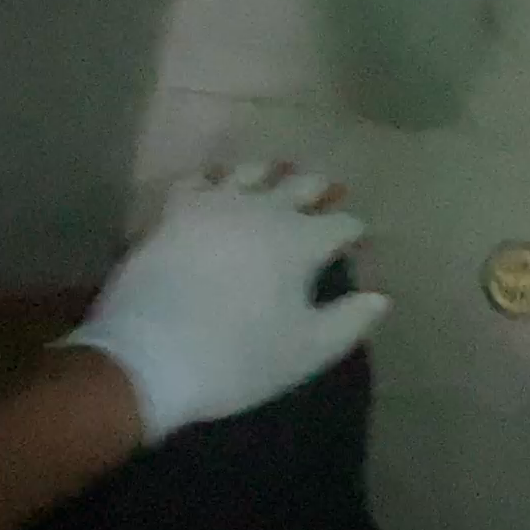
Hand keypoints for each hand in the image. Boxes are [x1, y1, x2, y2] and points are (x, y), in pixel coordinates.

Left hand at [62, 162, 389, 440]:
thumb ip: (350, 320)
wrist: (147, 358)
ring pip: (252, 171)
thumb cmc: (237, 358)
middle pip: (302, 185)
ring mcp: (216, 205)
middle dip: (320, 190)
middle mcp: (263, 210)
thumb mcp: (306, 350)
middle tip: (327, 194)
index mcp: (301, 240)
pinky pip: (199, 179)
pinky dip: (214, 179)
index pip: (342, 225)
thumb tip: (381, 298)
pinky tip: (215, 185)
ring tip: (276, 176)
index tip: (358, 243)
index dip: (354, 232)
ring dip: (271, 174)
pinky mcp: (175, 211)